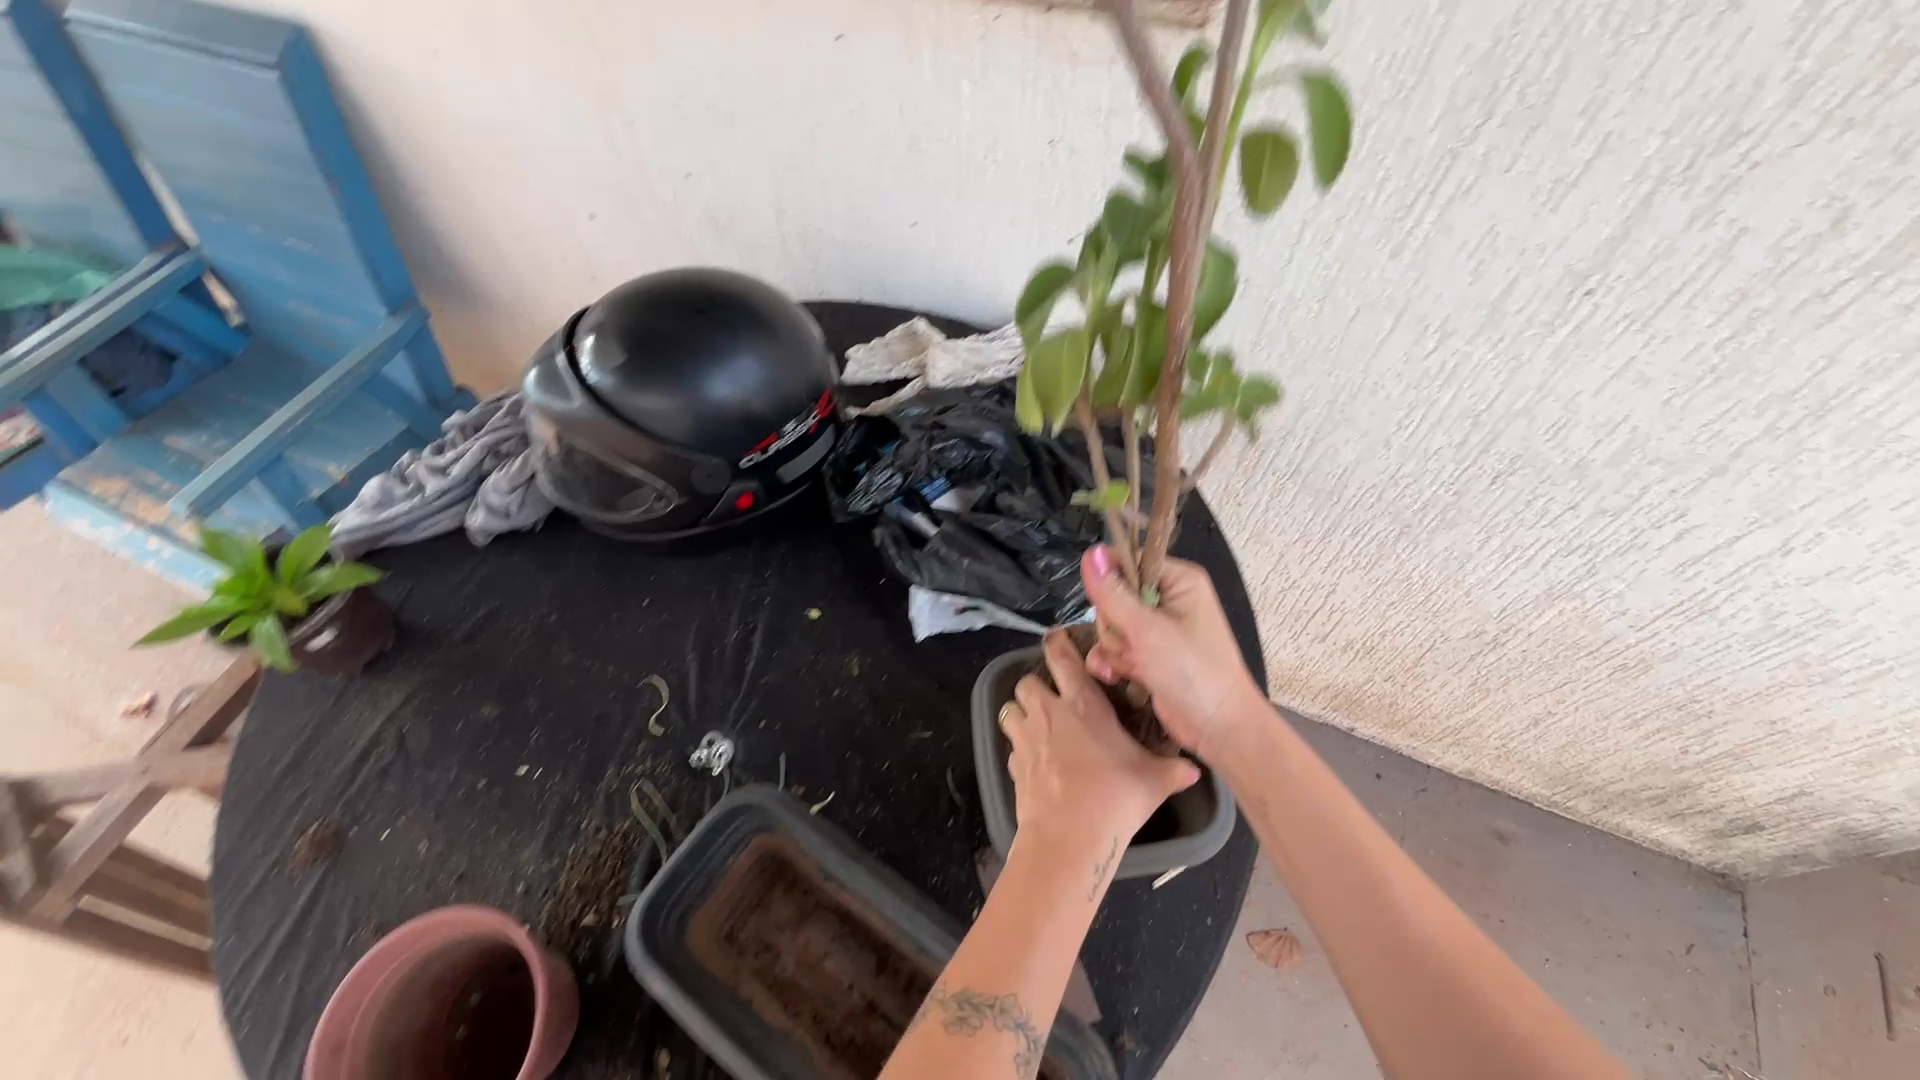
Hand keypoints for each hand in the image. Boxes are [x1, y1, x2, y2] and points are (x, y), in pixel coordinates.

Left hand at [1000, 630, 1200, 855]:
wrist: (1069, 837)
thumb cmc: (1115, 797)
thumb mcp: (1154, 781)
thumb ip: (1173, 770)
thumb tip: (1193, 771)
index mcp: (1083, 705)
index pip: (1063, 659)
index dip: (1057, 645)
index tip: (1057, 640)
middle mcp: (1049, 713)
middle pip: (1027, 681)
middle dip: (1036, 684)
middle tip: (1053, 696)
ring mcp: (1026, 738)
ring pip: (1010, 708)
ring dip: (1021, 712)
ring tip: (1038, 724)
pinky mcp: (1013, 765)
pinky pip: (1011, 745)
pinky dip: (1019, 747)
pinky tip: (1035, 760)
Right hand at [1080, 546, 1266, 760]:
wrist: (1218, 727)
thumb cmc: (1192, 671)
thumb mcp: (1147, 630)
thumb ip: (1113, 593)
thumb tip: (1089, 551)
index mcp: (1179, 580)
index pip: (1129, 561)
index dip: (1111, 581)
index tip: (1107, 605)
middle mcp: (1168, 600)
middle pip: (1114, 595)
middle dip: (1113, 623)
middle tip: (1131, 643)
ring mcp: (1157, 630)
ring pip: (1111, 624)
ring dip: (1112, 647)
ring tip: (1129, 665)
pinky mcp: (1148, 655)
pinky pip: (1114, 647)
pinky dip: (1111, 662)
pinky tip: (1114, 677)